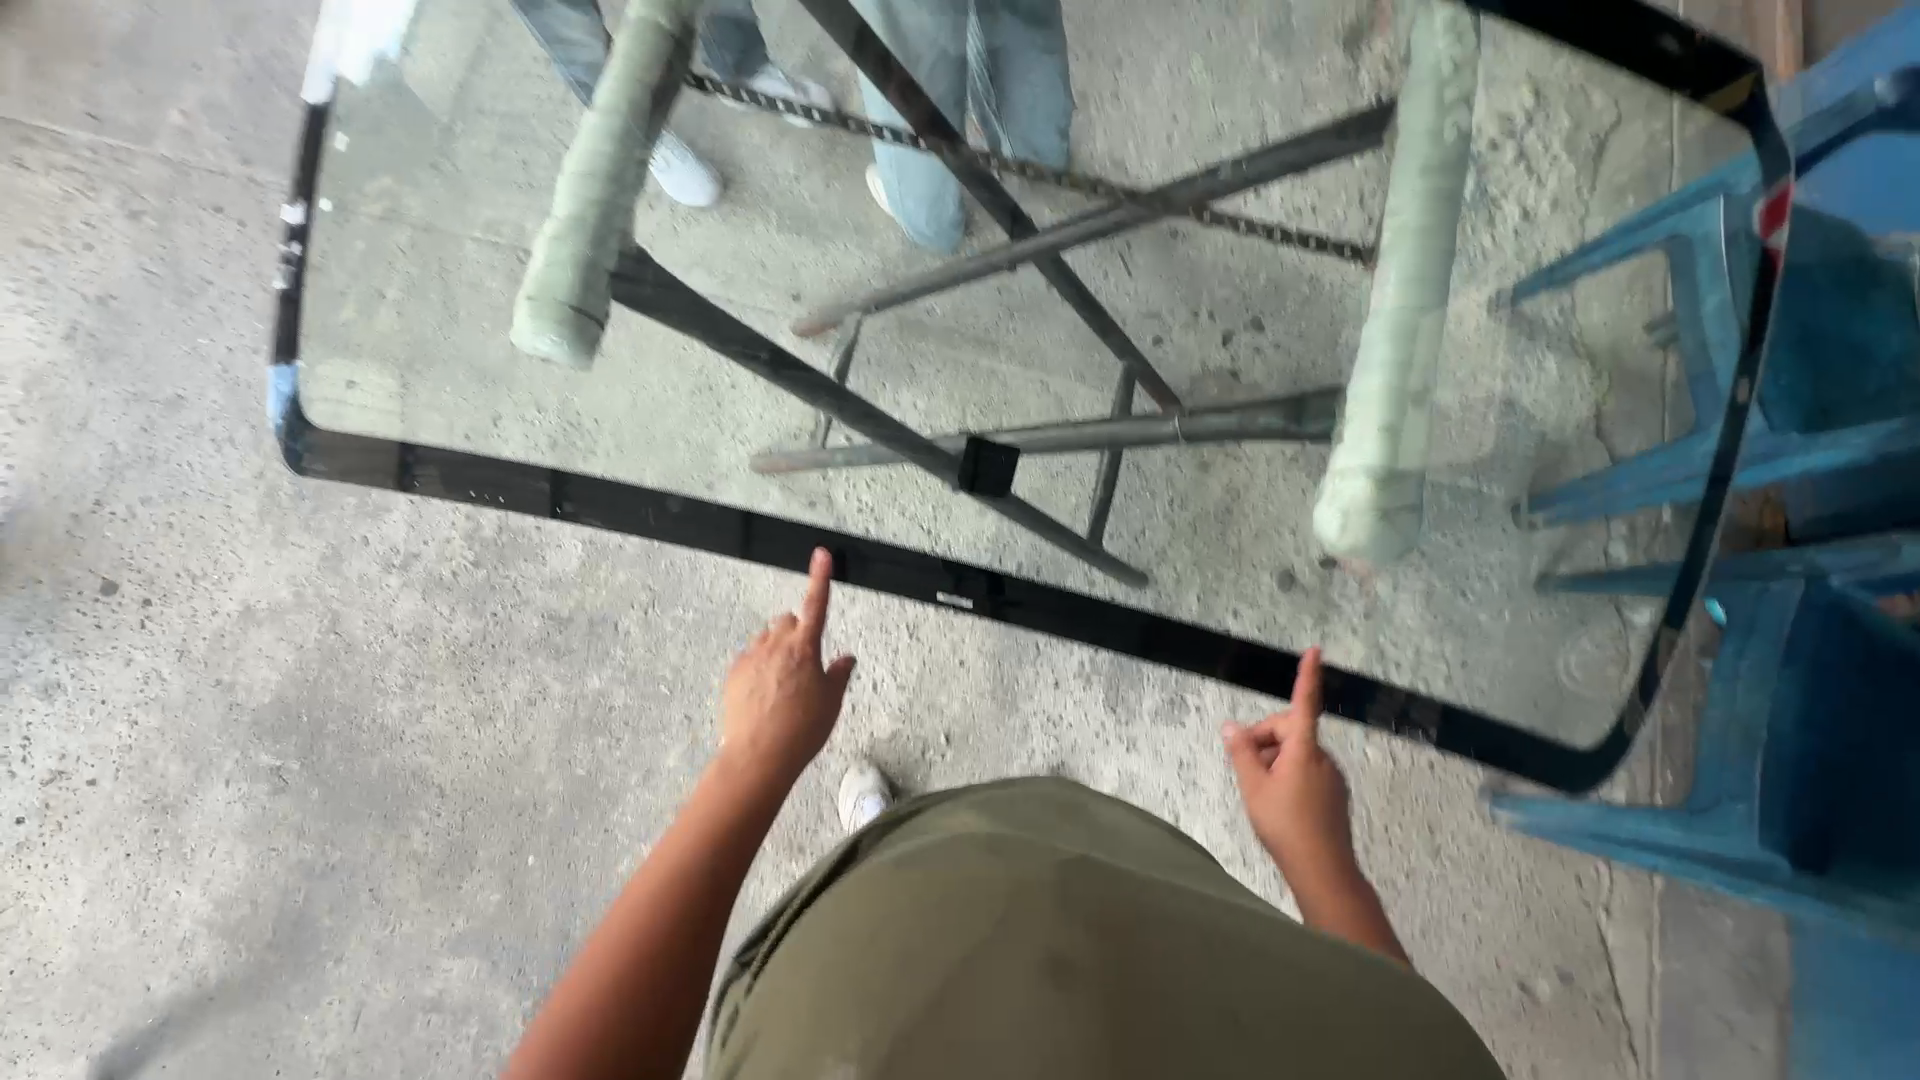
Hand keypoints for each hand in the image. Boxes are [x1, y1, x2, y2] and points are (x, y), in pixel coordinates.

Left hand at [717, 548, 856, 789]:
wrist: (760, 755)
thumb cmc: (803, 729)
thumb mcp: (832, 701)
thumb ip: (838, 674)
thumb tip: (845, 659)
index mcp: (805, 647)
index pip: (816, 603)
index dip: (820, 576)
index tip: (821, 554)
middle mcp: (775, 644)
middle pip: (786, 620)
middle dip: (795, 631)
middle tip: (804, 661)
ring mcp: (751, 657)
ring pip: (766, 638)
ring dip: (775, 648)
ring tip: (782, 683)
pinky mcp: (733, 673)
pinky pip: (749, 657)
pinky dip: (758, 666)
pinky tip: (764, 693)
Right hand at [1222, 647, 1355, 878]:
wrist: (1323, 870)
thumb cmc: (1284, 825)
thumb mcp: (1253, 787)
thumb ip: (1241, 753)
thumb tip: (1231, 726)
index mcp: (1304, 750)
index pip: (1303, 703)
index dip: (1307, 676)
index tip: (1314, 651)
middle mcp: (1323, 758)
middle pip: (1290, 731)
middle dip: (1264, 740)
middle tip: (1243, 766)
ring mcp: (1331, 777)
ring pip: (1296, 753)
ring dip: (1273, 760)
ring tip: (1257, 790)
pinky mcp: (1334, 795)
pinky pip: (1306, 771)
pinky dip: (1286, 775)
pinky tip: (1275, 802)